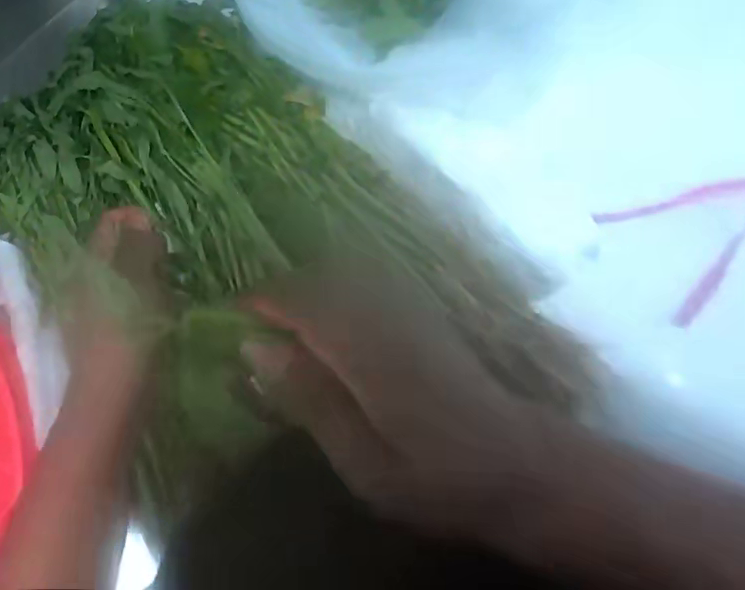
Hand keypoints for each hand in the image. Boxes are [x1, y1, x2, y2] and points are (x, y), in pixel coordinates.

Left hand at [65, 207, 166, 398]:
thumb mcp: (138, 283)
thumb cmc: (126, 338)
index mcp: (90, 261)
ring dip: (151, 274)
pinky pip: (129, 300)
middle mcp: (86, 278)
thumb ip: (139, 246)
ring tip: (177, 287)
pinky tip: (168, 312)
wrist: (110, 405)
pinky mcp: (106, 331)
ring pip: (126, 274)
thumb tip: (141, 220)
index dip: (138, 219)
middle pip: (118, 247)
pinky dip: (148, 298)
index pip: (111, 221)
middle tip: (175, 263)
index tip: (165, 236)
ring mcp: (93, 305)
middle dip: (148, 247)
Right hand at [242, 259, 546, 539]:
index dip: (250, 306)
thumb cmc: (437, 476)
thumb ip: (307, 399)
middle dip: (270, 299)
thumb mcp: (363, 462)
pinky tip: (326, 323)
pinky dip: (325, 288)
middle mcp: (377, 305)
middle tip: (252, 337)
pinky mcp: (410, 297)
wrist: (522, 466)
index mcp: (362, 343)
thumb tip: (252, 347)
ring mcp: (398, 295)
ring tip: (285, 332)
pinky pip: (352, 274)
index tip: (222, 326)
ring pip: (326, 270)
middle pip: (303, 277)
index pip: (289, 298)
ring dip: (298, 293)